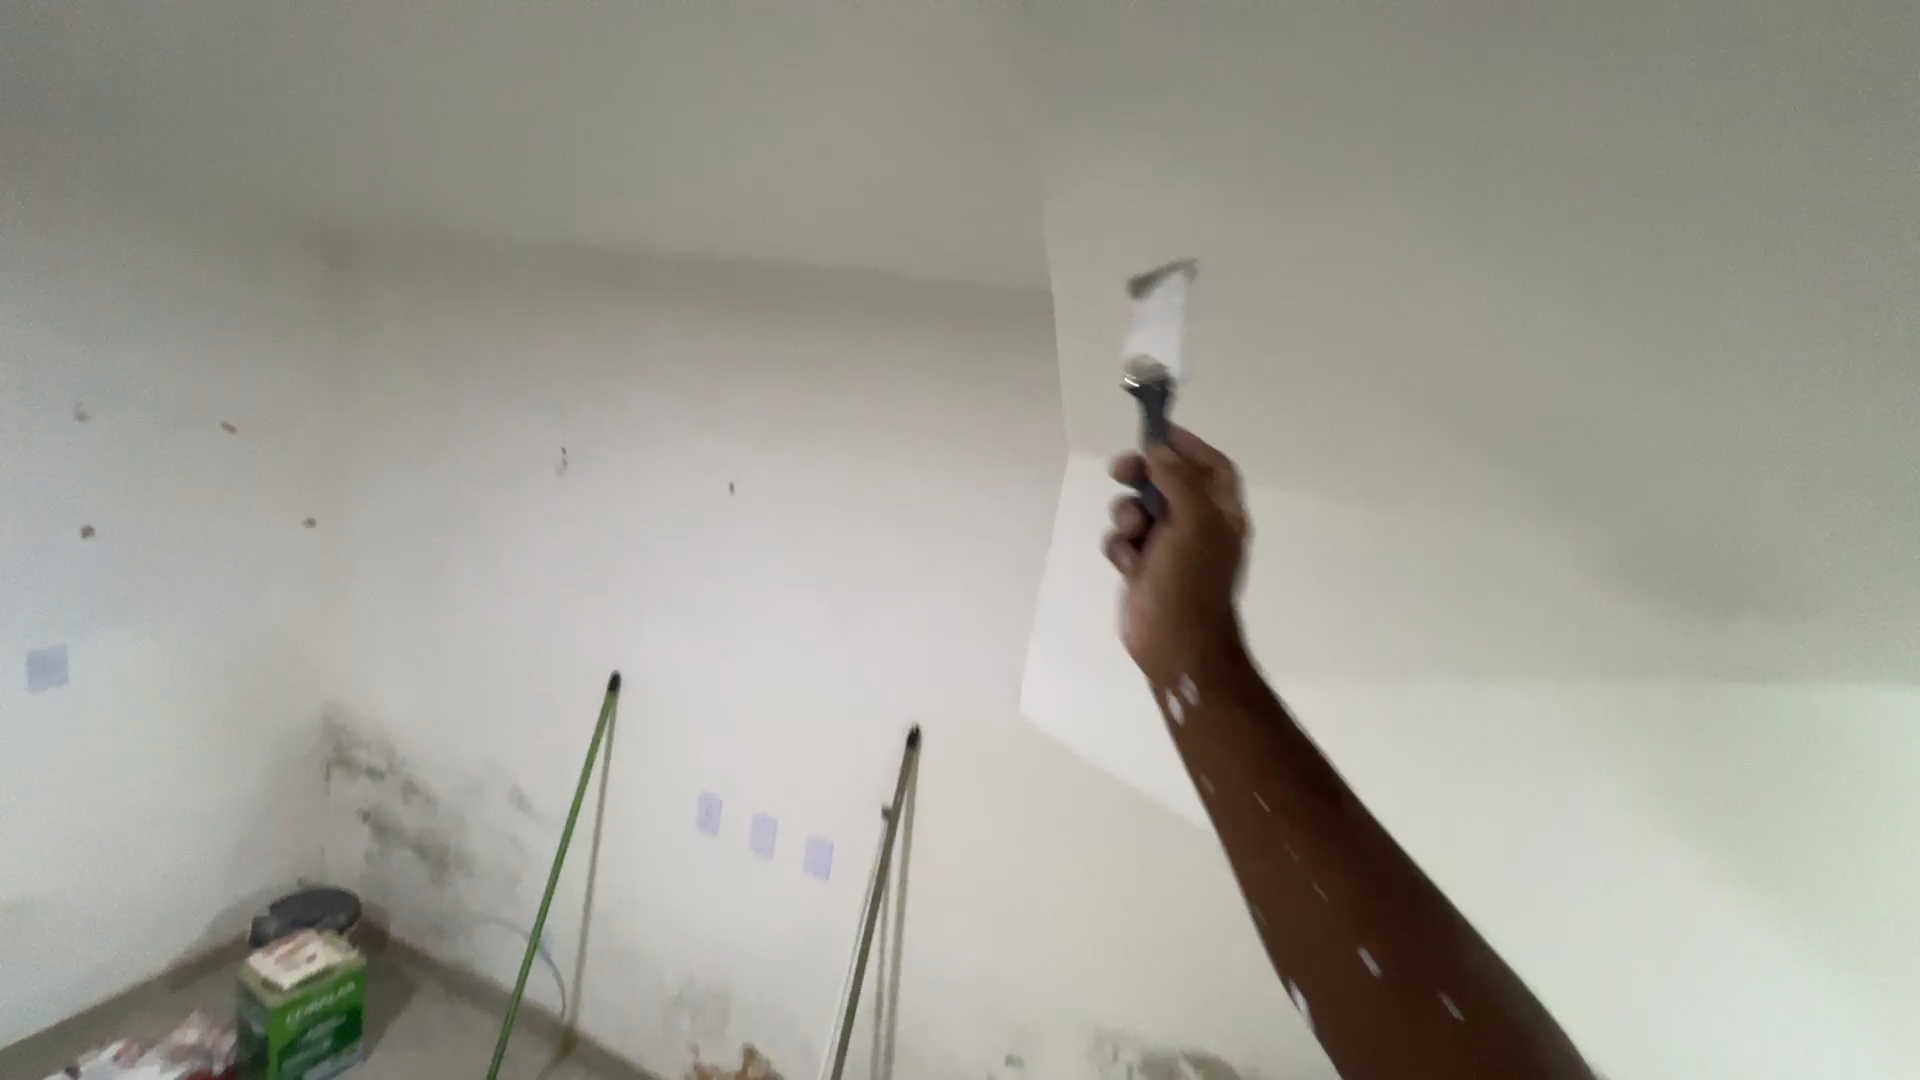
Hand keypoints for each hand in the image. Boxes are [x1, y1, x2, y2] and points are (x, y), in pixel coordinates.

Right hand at [1103, 426, 1250, 687]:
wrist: (1175, 646)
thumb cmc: (1190, 583)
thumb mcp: (1193, 522)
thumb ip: (1178, 479)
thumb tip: (1159, 449)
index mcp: (1221, 514)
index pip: (1212, 466)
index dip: (1188, 447)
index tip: (1157, 433)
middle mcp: (1197, 526)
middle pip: (1168, 482)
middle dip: (1143, 474)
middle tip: (1120, 468)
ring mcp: (1168, 548)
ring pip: (1139, 510)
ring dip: (1127, 515)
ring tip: (1131, 532)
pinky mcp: (1142, 568)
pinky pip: (1124, 541)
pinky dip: (1121, 547)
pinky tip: (1127, 565)